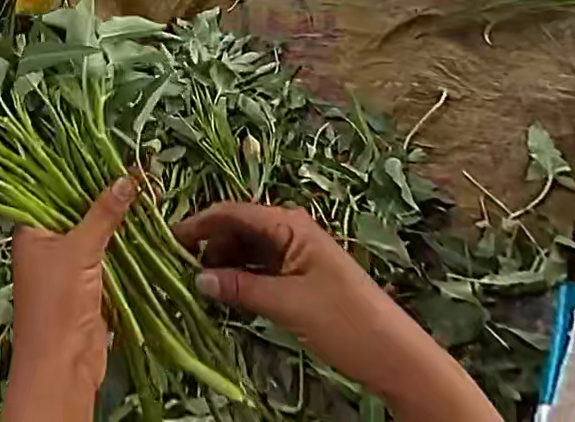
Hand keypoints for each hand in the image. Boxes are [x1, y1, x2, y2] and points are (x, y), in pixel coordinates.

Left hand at [1, 175, 135, 421]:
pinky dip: (123, 245)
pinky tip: (145, 227)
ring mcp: (67, 263)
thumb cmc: (57, 304)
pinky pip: (106, 256)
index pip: (52, 187)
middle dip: (104, 194)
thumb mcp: (79, 251)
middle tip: (134, 171)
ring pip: (94, 232)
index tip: (106, 152)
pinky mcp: (88, 284)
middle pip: (76, 209)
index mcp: (30, 227)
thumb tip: (125, 178)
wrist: (63, 368)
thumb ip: (102, 214)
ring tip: (146, 191)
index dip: (78, 171)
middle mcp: (45, 240)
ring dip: (117, 219)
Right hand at [177, 203, 501, 421]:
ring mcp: (296, 252)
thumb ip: (238, 288)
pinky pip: (260, 266)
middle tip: (182, 264)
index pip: (230, 212)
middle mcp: (290, 229)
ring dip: (223, 262)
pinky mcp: (301, 274)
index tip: (169, 238)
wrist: (404, 363)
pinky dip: (240, 276)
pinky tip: (227, 292)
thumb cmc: (346, 323)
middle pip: (236, 227)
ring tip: (201, 283)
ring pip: (246, 247)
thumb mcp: (286, 304)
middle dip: (209, 244)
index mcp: (288, 224)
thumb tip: (195, 279)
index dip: (198, 223)